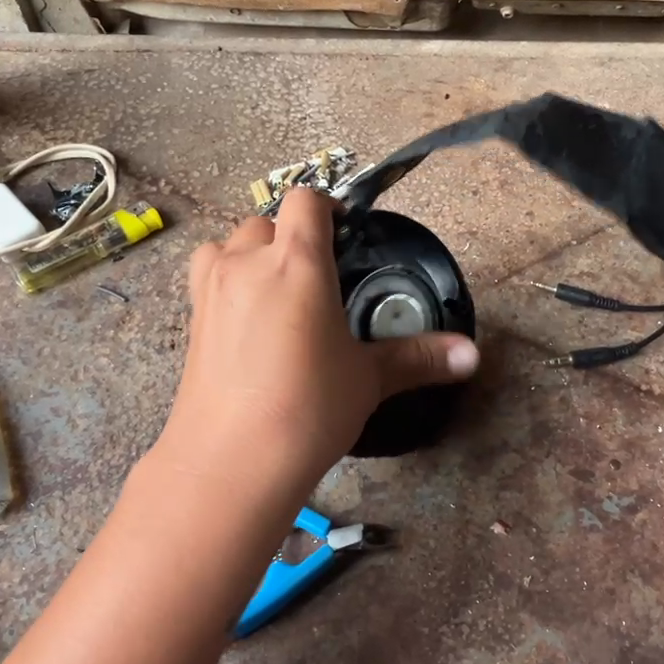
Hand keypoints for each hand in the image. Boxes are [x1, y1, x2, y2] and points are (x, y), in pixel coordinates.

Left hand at [161, 189, 479, 485]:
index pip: (306, 200)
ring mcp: (211, 290)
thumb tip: (471, 354)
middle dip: (291, 236)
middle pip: (266, 220)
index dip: (327, 208)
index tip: (345, 235)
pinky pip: (207, 277)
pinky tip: (247, 321)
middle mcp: (247, 263)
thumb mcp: (368, 378)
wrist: (229, 463)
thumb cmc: (307, 409)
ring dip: (252, 254)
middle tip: (318, 276)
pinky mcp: (191, 320)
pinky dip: (226, 281)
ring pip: (229, 244)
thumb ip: (418, 357)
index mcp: (296, 263)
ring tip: (277, 291)